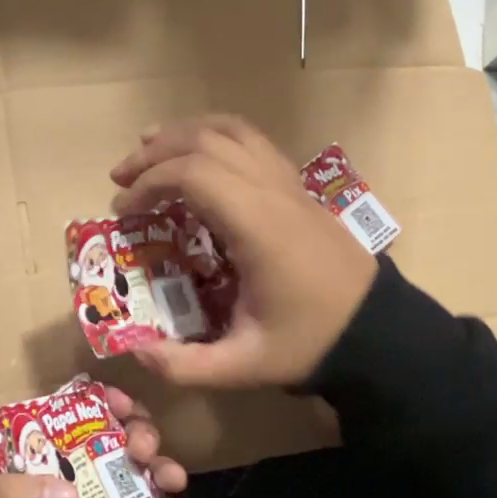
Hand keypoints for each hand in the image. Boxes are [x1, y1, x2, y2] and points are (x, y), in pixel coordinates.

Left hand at [0, 386, 187, 497]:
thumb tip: (69, 493)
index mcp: (30, 459)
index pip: (70, 417)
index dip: (100, 403)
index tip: (122, 404)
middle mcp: (65, 476)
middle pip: (112, 441)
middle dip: (139, 434)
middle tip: (144, 448)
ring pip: (134, 477)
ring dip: (160, 469)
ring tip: (172, 478)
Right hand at [111, 116, 376, 387]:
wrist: (377, 331)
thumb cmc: (309, 343)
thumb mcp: (244, 366)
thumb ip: (186, 366)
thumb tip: (136, 353)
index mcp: (258, 226)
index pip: (193, 174)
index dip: (149, 183)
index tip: (122, 210)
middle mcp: (272, 192)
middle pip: (206, 142)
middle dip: (155, 154)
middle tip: (119, 179)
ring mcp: (289, 184)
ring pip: (232, 130)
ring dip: (185, 134)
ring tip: (148, 148)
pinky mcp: (298, 189)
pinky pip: (253, 142)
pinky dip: (216, 136)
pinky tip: (197, 155)